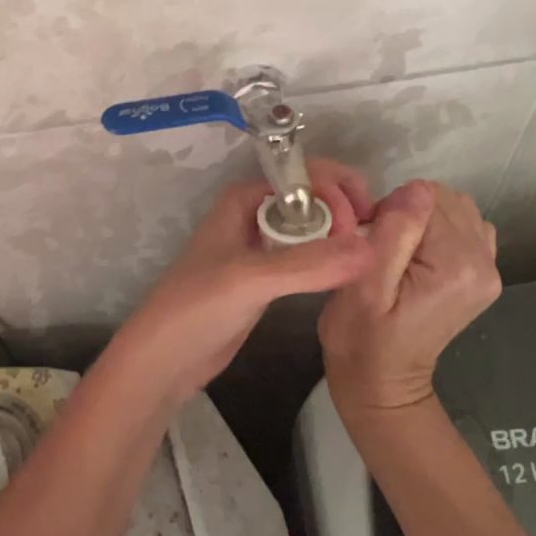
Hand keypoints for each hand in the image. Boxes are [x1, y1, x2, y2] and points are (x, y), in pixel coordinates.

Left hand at [108, 160, 376, 405]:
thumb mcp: (251, 280)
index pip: (302, 174)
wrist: (164, 360)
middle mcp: (253, 216)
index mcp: (244, 199)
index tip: (362, 220)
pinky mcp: (267, 280)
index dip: (336, 188)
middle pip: (311, 198)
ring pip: (311, 228)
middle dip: (344, 209)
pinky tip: (349, 277)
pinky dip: (330, 260)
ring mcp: (260, 249)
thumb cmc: (197, 308)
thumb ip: (308, 264)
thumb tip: (371, 247)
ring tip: (371, 257)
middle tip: (371, 242)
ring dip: (340, 235)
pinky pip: (307, 258)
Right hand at [319, 181, 501, 413]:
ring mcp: (489, 270)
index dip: (392, 210)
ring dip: (423, 221)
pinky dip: (438, 232)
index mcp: (457, 265)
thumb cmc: (362, 337)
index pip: (426, 198)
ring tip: (398, 253)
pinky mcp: (483, 275)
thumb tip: (416, 190)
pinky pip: (464, 228)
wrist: (382, 383)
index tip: (371, 240)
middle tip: (381, 248)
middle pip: (446, 200)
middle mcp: (484, 263)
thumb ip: (395, 232)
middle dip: (409, 213)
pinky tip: (418, 257)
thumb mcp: (364, 284)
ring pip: (455, 210)